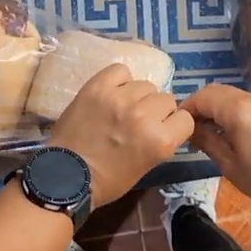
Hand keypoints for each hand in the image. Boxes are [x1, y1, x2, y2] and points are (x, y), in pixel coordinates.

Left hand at [48, 64, 194, 207]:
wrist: (65, 177)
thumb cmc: (108, 180)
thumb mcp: (147, 165)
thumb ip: (161, 140)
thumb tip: (165, 121)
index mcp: (160, 140)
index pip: (185, 119)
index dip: (173, 126)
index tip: (161, 131)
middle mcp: (144, 115)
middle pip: (166, 99)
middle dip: (156, 111)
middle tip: (138, 123)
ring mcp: (120, 98)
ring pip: (145, 85)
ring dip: (138, 96)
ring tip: (121, 109)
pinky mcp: (97, 87)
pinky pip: (120, 71)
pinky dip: (119, 80)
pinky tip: (111, 94)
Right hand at [180, 84, 250, 211]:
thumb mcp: (228, 163)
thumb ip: (207, 141)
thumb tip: (191, 130)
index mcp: (236, 109)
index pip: (202, 97)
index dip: (186, 109)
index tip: (177, 127)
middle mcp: (249, 99)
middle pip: (215, 91)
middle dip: (198, 106)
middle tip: (189, 129)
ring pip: (229, 95)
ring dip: (213, 107)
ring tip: (205, 132)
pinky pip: (242, 102)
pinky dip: (228, 110)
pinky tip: (225, 132)